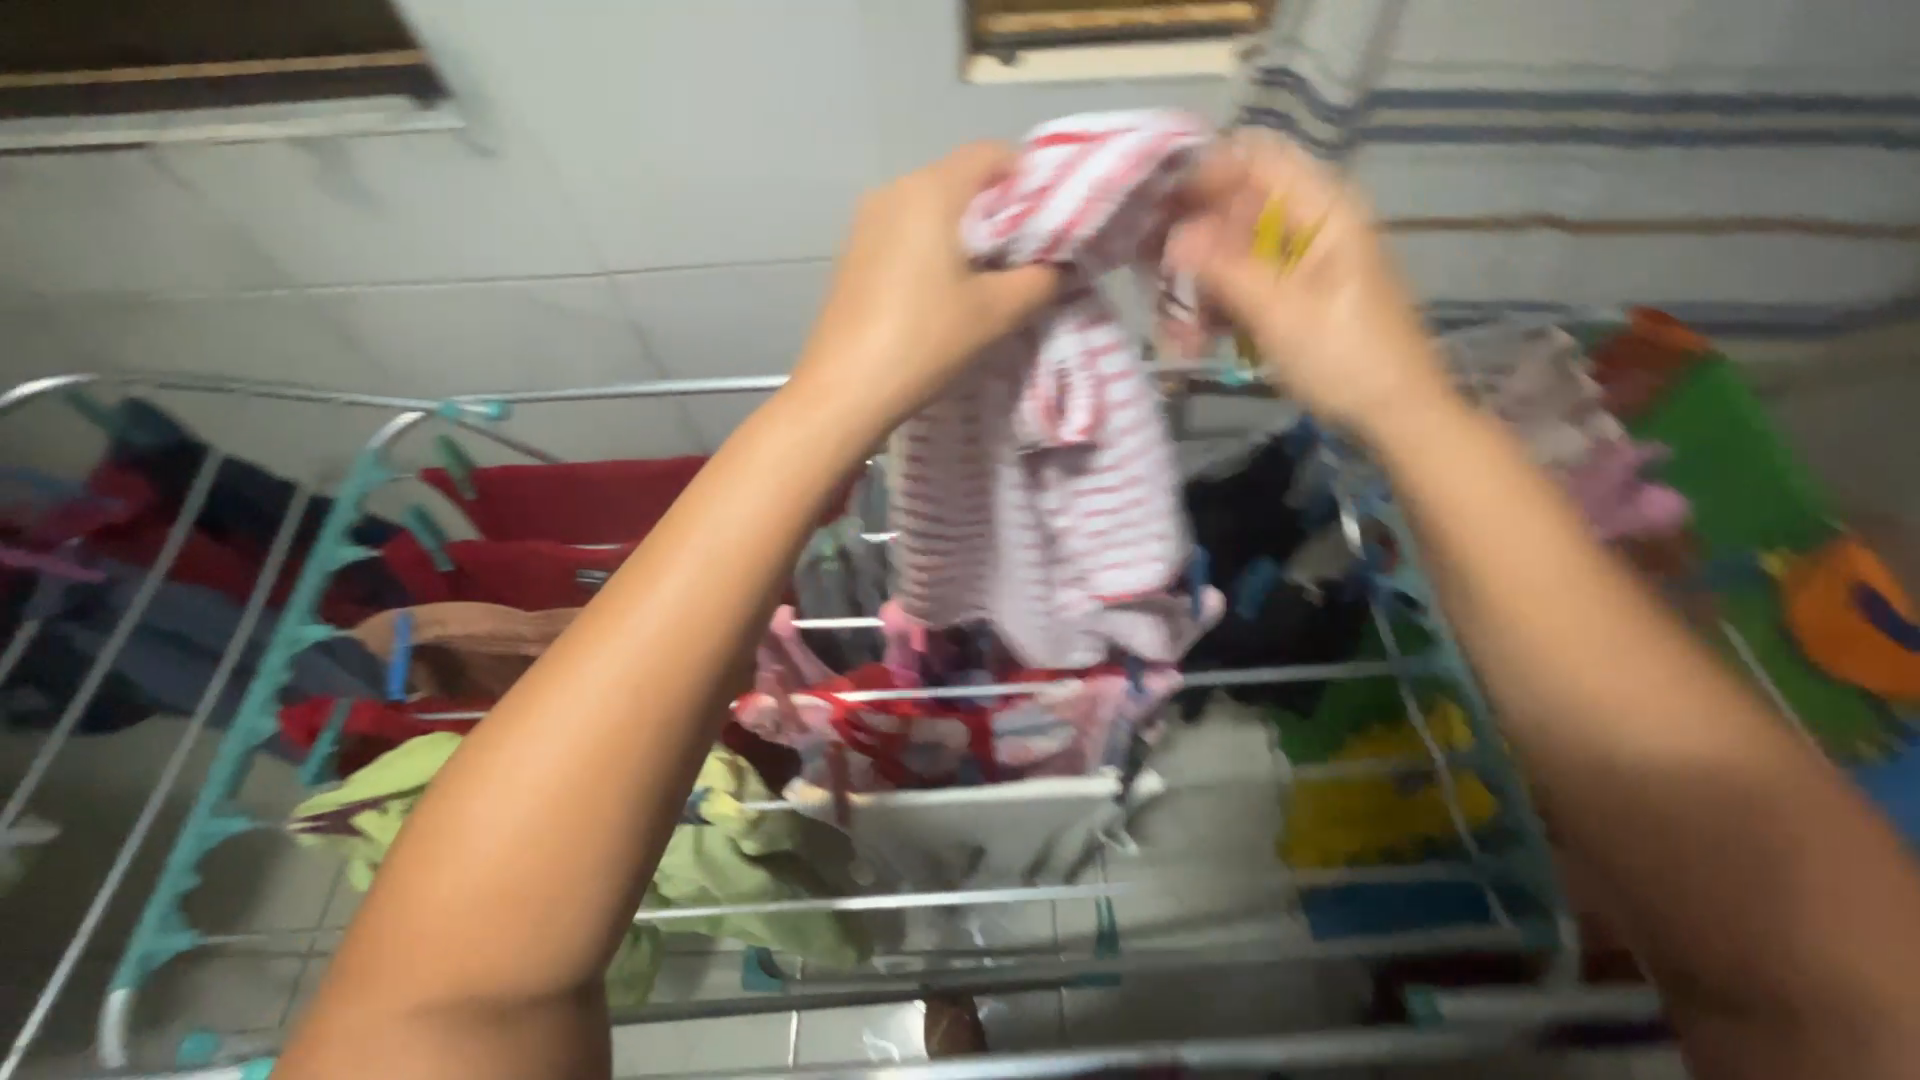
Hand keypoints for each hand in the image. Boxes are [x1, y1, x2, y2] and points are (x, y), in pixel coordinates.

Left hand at [790, 142, 1059, 427]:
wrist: (844, 392)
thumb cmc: (924, 341)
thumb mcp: (997, 312)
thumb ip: (1041, 279)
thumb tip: (1060, 266)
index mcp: (931, 190)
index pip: (993, 154)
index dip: (1030, 181)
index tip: (1050, 224)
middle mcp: (893, 191)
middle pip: (960, 181)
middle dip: (999, 213)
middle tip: (1026, 258)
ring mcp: (866, 222)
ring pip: (932, 210)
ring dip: (965, 236)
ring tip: (987, 282)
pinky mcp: (853, 255)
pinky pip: (906, 235)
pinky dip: (933, 252)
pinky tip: (944, 295)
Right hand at [1168, 130, 1455, 438]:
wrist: (1397, 413)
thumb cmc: (1346, 357)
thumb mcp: (1280, 311)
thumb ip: (1224, 267)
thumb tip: (1173, 235)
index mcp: (1322, 208)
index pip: (1253, 159)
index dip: (1202, 175)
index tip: (1155, 210)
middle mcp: (1310, 223)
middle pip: (1235, 210)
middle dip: (1191, 245)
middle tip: (1152, 280)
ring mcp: (1301, 261)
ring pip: (1232, 254)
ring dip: (1198, 289)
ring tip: (1175, 334)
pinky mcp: (1293, 295)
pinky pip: (1243, 286)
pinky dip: (1217, 309)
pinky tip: (1194, 340)